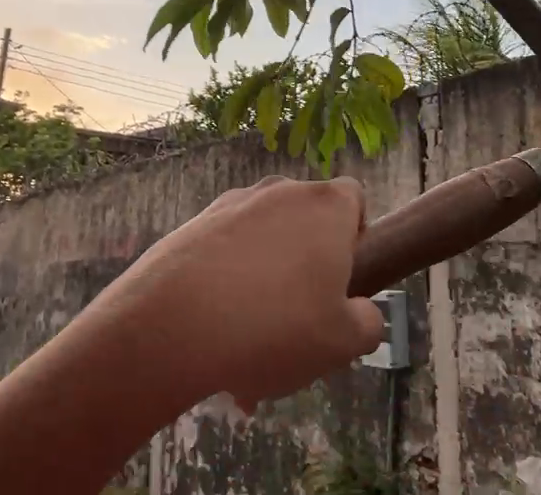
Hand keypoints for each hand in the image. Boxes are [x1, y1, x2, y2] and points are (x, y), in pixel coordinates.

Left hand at [82, 175, 384, 409]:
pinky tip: (215, 341)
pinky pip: (223, 255)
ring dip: (263, 285)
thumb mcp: (342, 343)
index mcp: (325, 206)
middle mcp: (280, 192)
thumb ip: (367, 323)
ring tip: (250, 349)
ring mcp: (232, 205)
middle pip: (304, 223)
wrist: (172, 325)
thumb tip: (361, 313)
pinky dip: (225, 287)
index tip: (342, 277)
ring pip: (262, 244)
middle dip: (304, 267)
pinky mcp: (192, 225)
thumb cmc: (276, 327)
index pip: (352, 197)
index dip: (353, 235)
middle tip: (299, 324)